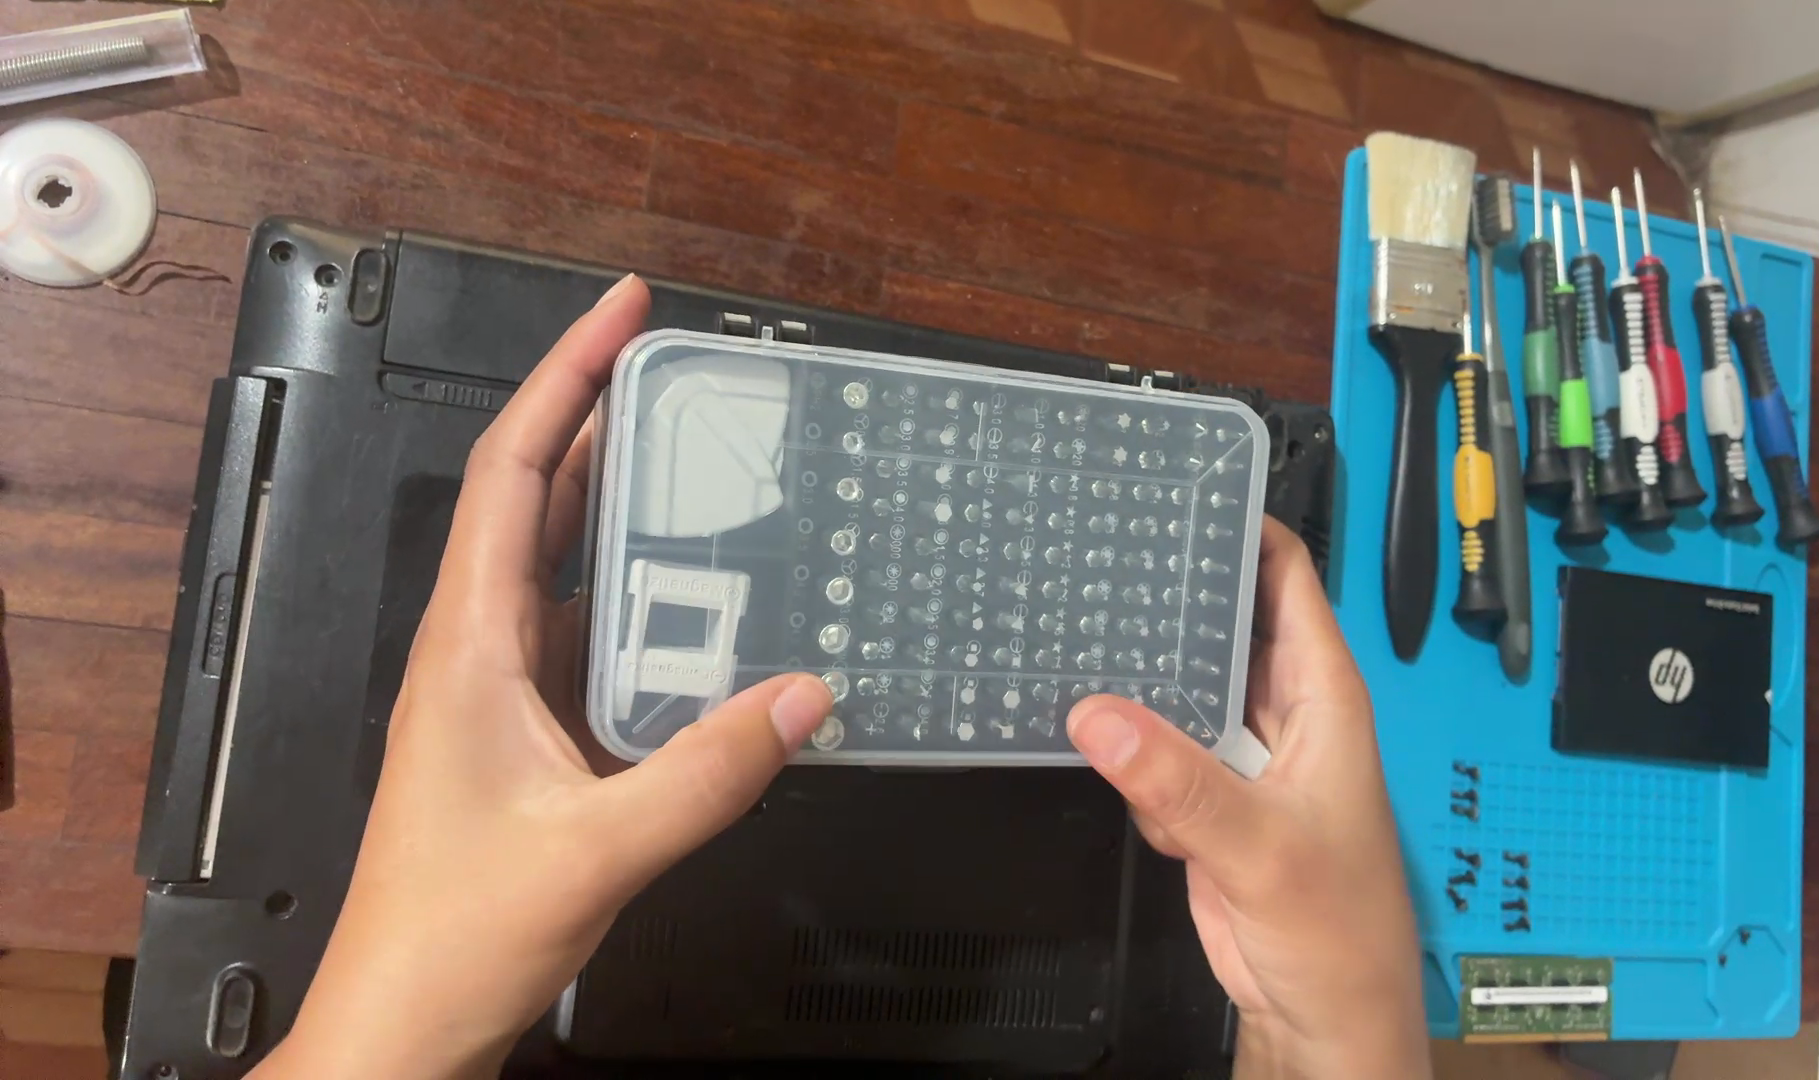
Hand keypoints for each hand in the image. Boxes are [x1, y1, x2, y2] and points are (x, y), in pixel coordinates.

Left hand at [251, 276, 832, 1078]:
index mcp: (474, 639)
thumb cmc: (461, 934)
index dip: (564, 379)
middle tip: (682, 374)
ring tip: (703, 456)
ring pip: (573, 554)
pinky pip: (604, 618)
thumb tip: (808, 695)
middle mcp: (489, 640)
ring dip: (626, 493)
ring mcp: (519, 678)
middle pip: (542, 492)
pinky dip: (651, 582)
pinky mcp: (550, 715)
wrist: (410, 1023)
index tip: (623, 314)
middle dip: (601, 413)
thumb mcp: (597, 850)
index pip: (513, 470)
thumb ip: (706, 774)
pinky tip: (709, 587)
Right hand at [1067, 518, 1426, 1079]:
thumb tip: (1091, 711)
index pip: (1286, 580)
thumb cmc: (1330, 924)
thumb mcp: (1260, 845)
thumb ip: (1179, 780)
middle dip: (1173, 590)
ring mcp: (1234, 745)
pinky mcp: (1200, 785)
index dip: (1245, 528)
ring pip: (1181, 676)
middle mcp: (1277, 705)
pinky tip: (1092, 732)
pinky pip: (1154, 734)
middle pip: (1224, 619)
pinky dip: (1128, 736)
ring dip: (1139, 665)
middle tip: (1099, 553)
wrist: (1315, 1014)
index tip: (1180, 494)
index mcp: (1318, 692)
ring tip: (1074, 626)